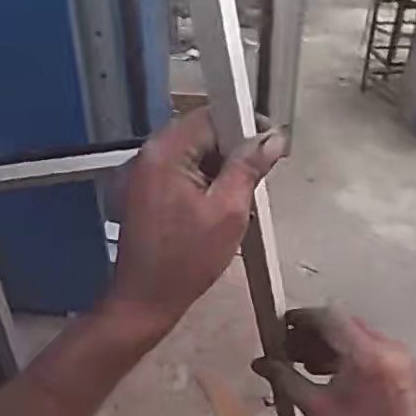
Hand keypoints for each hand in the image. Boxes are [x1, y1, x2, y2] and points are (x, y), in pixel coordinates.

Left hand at [108, 108, 285, 332]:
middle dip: (233, 150)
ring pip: (193, 154)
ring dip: (220, 169)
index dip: (244, 125)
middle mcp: (149, 156)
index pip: (211, 116)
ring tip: (237, 198)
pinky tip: (218, 208)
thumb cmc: (185, 261)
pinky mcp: (146, 192)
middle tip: (258, 175)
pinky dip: (204, 183)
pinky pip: (182, 173)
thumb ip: (249, 168)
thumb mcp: (228, 212)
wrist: (147, 299)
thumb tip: (271, 140)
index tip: (269, 142)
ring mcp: (144, 174)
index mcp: (165, 153)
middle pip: (201, 133)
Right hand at [253, 308, 415, 415]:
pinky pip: (366, 347)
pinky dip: (343, 352)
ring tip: (299, 360)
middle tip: (286, 345)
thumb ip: (287, 380)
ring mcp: (396, 355)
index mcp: (367, 355)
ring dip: (325, 343)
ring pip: (352, 334)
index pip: (329, 318)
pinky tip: (322, 369)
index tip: (283, 324)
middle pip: (341, 323)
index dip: (301, 318)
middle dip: (310, 332)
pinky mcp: (399, 365)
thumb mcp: (319, 410)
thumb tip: (265, 365)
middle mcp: (386, 348)